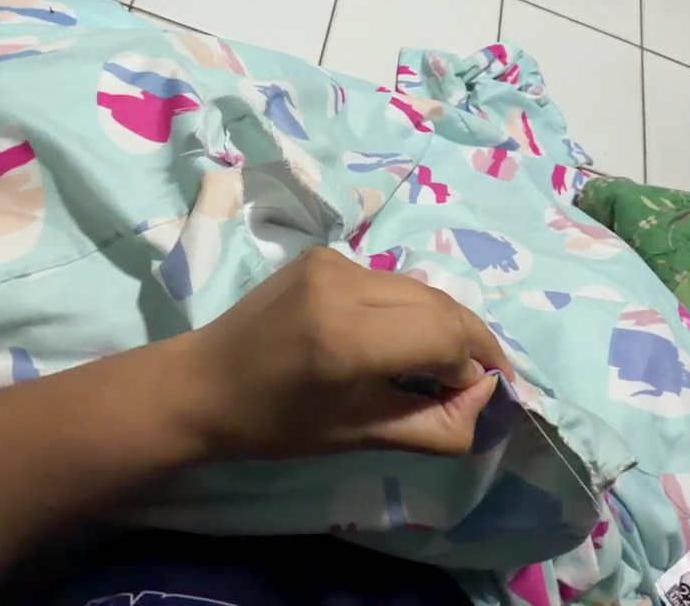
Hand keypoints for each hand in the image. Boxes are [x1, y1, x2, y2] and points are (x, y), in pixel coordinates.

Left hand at [173, 248, 511, 459]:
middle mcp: (344, 282)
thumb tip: (485, 398)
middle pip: (439, 302)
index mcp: (348, 335)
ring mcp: (332, 260)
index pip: (446, 333)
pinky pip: (386, 279)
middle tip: (473, 379)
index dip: (476, 364)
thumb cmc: (276, 424)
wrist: (204, 380)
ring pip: (416, 286)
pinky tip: (394, 335)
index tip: (478, 394)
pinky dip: (405, 307)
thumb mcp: (360, 436)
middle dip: (468, 341)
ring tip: (437, 361)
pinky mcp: (323, 252)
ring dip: (439, 321)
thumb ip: (435, 424)